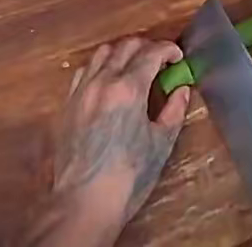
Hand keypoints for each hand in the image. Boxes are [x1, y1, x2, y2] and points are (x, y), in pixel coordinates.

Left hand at [22, 37, 190, 246]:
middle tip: (160, 60)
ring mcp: (83, 91)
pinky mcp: (69, 104)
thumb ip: (174, 111)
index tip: (177, 57)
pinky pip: (85, 70)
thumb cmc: (128, 177)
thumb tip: (182, 89)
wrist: (82, 206)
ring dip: (122, 51)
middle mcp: (104, 81)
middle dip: (148, 46)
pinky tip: (108, 80)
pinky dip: (100, 66)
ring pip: (103, 52)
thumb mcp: (160, 144)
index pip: (152, 52)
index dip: (169, 49)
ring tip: (133, 65)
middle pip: (127, 45)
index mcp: (129, 88)